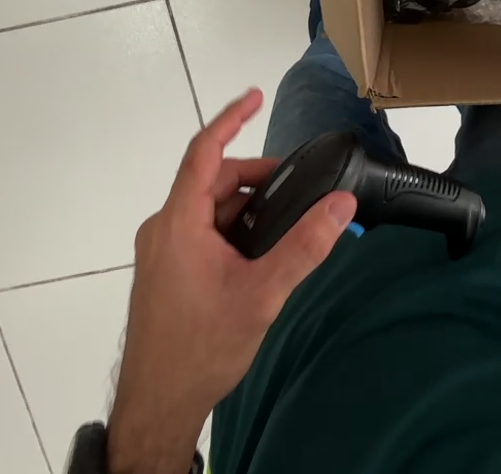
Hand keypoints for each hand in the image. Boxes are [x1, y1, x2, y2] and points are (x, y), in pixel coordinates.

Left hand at [108, 89, 356, 472]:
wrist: (158, 406)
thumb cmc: (201, 348)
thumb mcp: (262, 293)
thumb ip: (306, 245)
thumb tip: (343, 204)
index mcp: (179, 222)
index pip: (204, 152)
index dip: (231, 118)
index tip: (255, 95)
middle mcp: (164, 227)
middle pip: (214, 181)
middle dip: (257, 178)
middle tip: (300, 191)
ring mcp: (163, 249)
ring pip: (210, 208)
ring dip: (248, 208)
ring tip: (287, 227)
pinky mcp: (167, 269)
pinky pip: (203, 229)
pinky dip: (234, 228)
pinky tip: (261, 253)